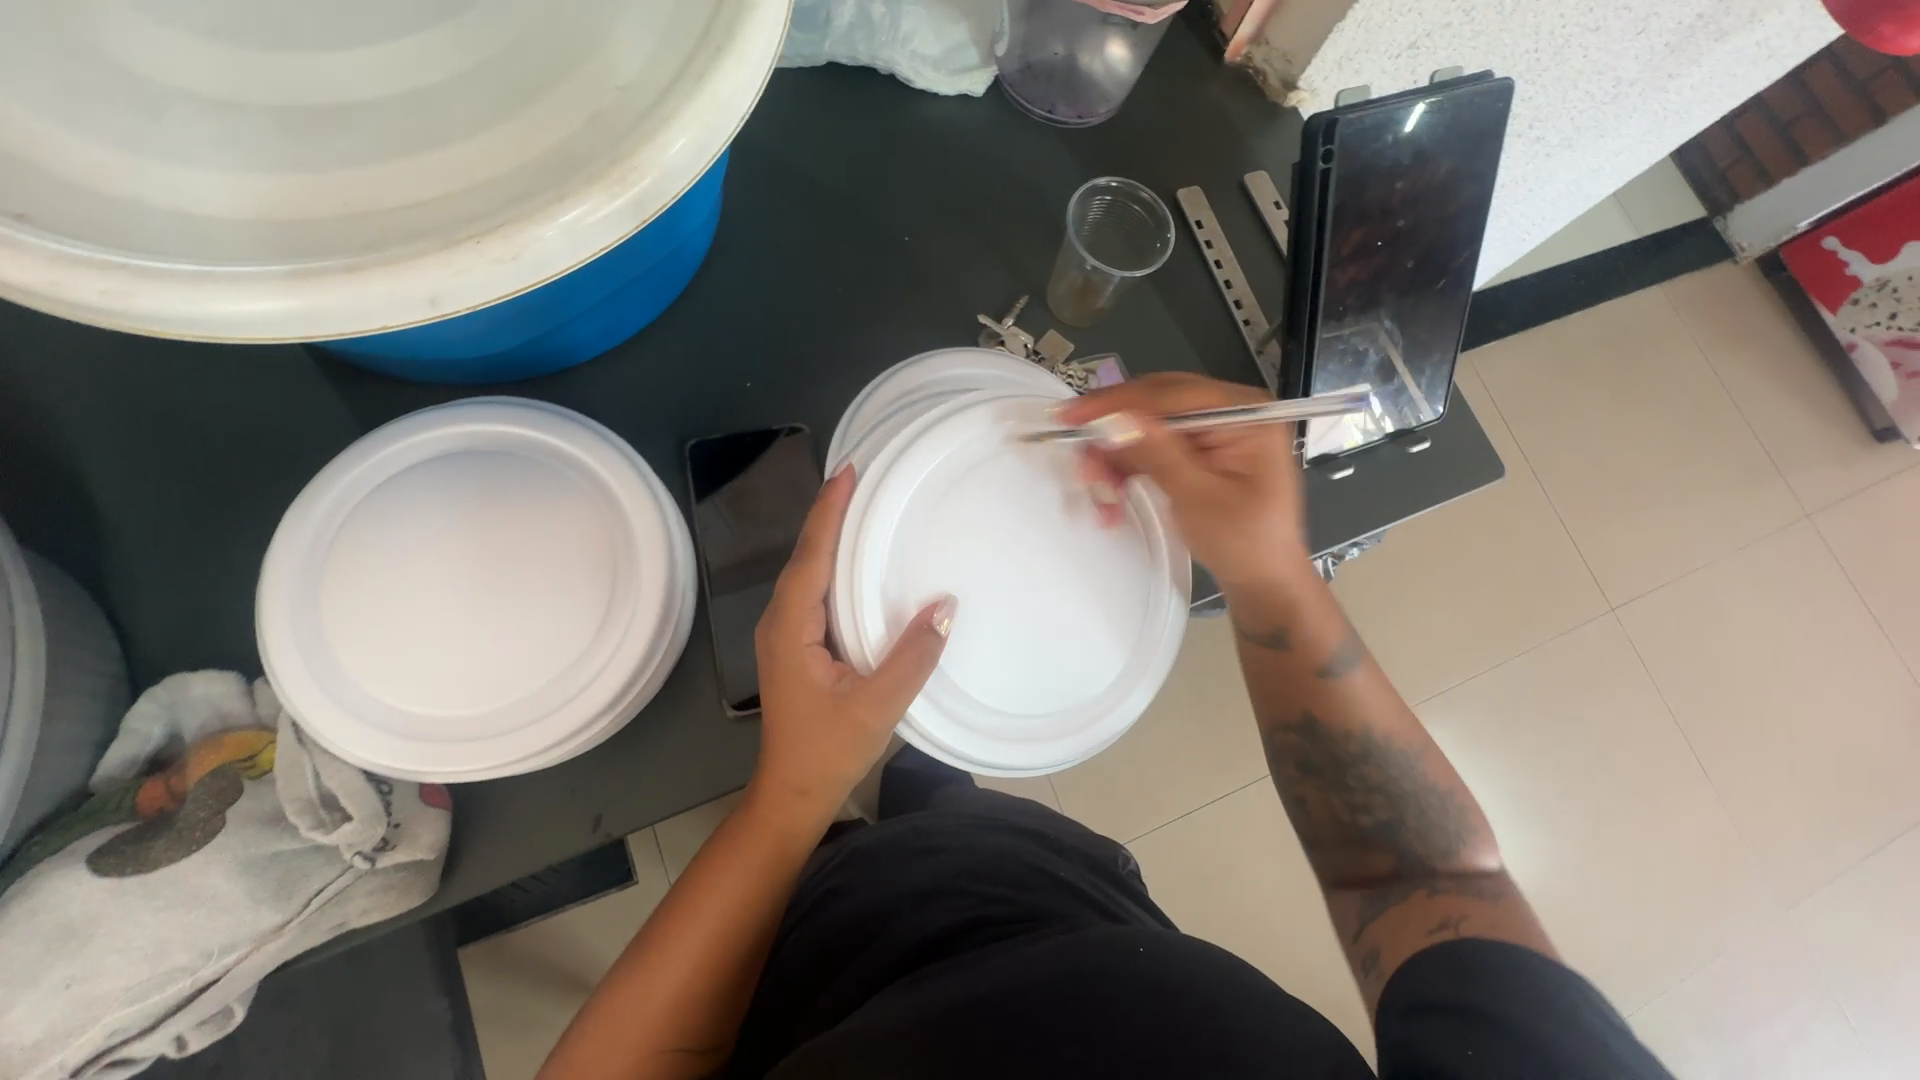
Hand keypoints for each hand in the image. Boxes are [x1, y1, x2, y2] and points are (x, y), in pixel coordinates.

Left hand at [749, 466, 955, 826]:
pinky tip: (855, 565)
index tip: (847, 472)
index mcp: (790, 628)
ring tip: (860, 507)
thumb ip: (913, 656)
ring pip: (807, 575)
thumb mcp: (877, 706)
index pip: (810, 557)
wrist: (793, 793)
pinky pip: (814, 594)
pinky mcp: (796, 648)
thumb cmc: (828, 752)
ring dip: (830, 539)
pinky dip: (833, 568)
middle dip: (830, 515)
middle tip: (860, 478)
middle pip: (805, 557)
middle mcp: (780, 623)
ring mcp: (784, 636)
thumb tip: (946, 606)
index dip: (828, 512)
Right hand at [1058, 373, 1309, 591]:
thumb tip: (1117, 420)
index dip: (1117, 403)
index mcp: (1244, 413)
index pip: (1170, 394)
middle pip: (1152, 407)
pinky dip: (1126, 471)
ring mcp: (1209, 432)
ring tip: (1100, 494)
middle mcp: (1226, 413)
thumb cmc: (1245, 543)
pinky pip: (1147, 450)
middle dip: (1112, 436)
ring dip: (1115, 460)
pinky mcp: (1193, 452)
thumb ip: (1158, 453)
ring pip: (1143, 430)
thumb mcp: (1199, 497)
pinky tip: (1112, 498)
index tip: (1073, 416)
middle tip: (1082, 463)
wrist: (1262, 580)